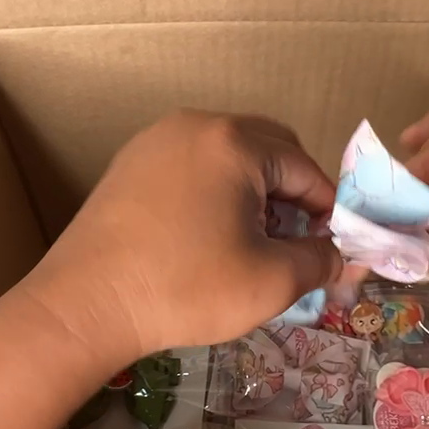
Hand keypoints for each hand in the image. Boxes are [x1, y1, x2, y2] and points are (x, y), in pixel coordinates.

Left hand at [22, 110, 342, 364]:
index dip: (327, 210)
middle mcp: (197, 124)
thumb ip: (320, 261)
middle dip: (291, 193)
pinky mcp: (132, 161)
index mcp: (235, 142)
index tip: (329, 248)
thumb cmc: (184, 287)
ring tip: (251, 239)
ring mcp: (158, 138)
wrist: (85, 304)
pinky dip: (215, 188)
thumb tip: (344, 258)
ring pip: (229, 154)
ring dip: (254, 189)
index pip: (304, 168)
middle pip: (269, 148)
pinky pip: (193, 162)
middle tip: (292, 241)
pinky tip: (208, 232)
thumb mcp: (269, 281)